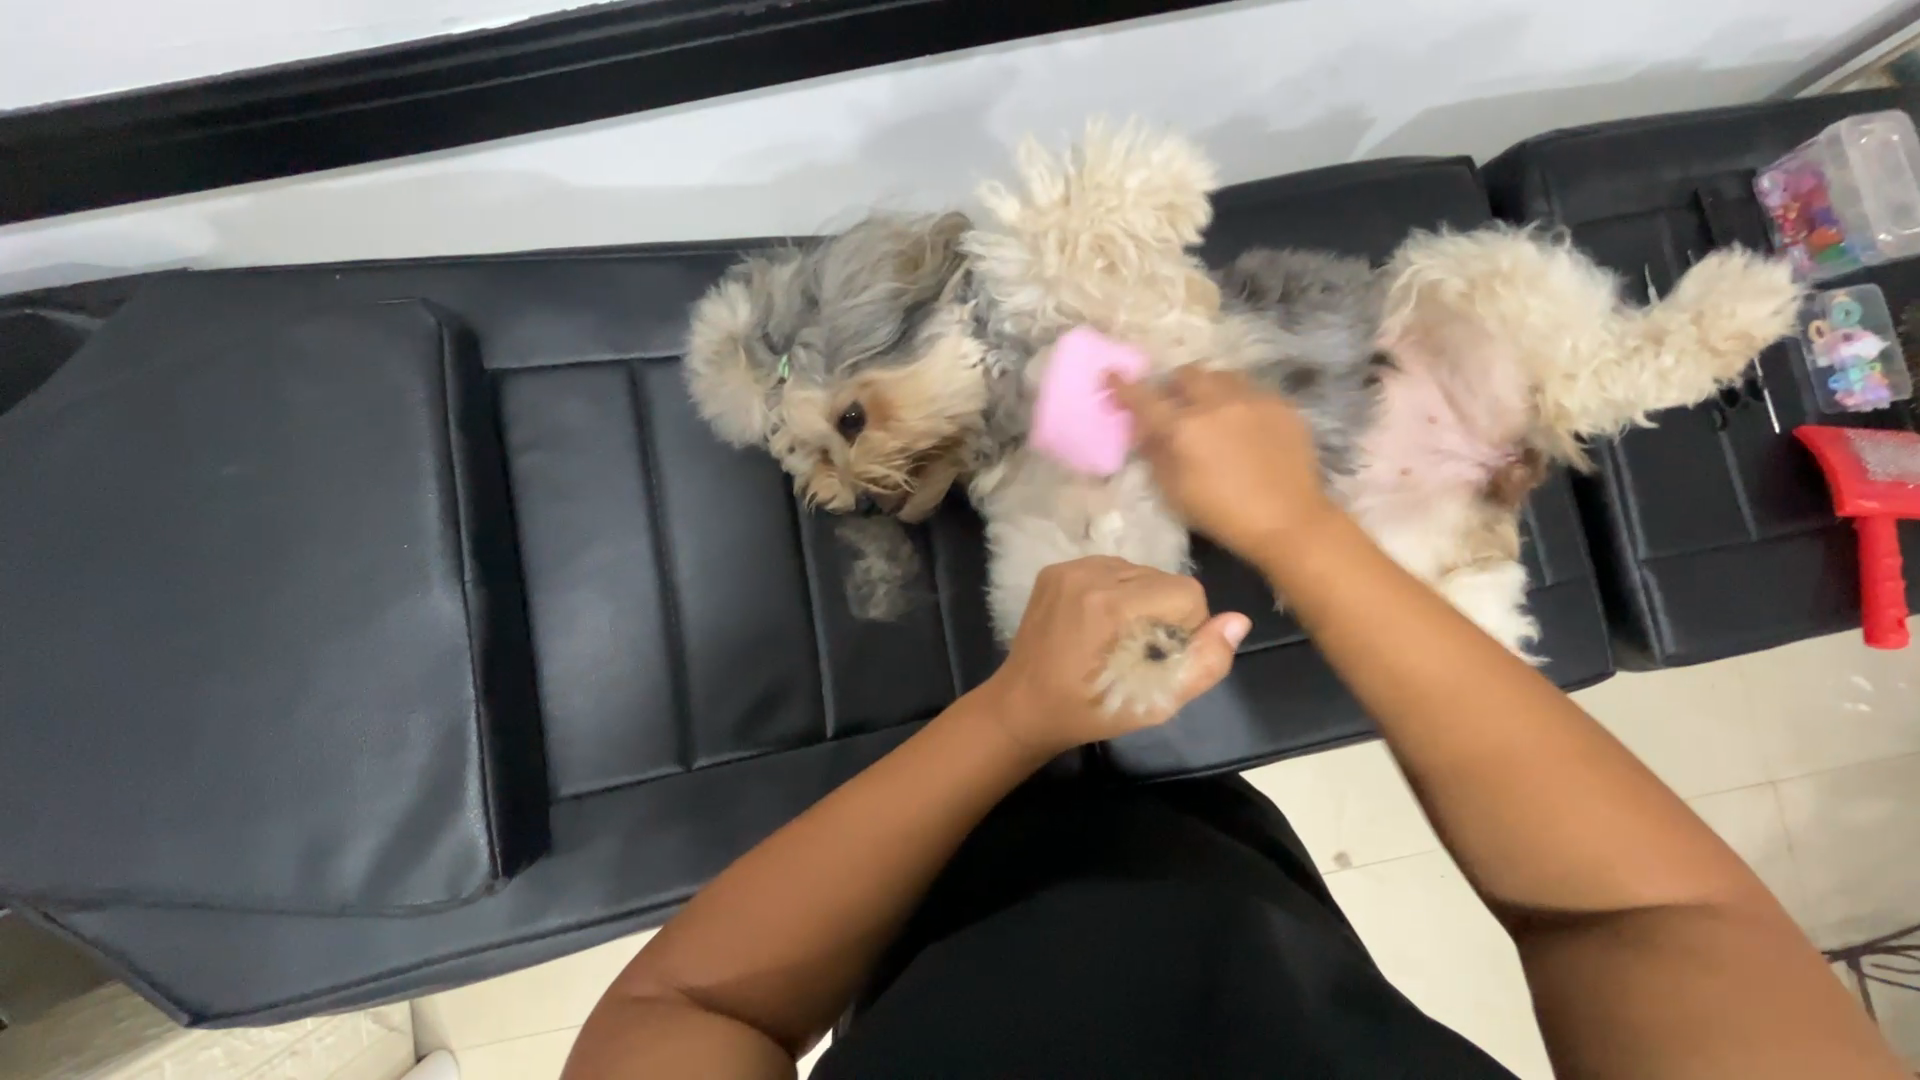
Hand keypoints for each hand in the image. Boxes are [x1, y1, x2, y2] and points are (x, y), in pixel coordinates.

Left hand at [980, 556, 1249, 755]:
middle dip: (1165, 613)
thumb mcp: (1154, 703)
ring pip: (1139, 570)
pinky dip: (1117, 592)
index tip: (1165, 656)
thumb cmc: (1089, 712)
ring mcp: (1068, 568)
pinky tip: (1101, 624)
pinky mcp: (1055, 569)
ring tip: (1120, 639)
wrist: (1022, 706)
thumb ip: (1203, 663)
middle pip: (1163, 578)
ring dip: (1143, 601)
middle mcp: (1088, 574)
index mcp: (1110, 605)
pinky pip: (1110, 568)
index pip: (1186, 592)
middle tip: (1141, 652)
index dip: (1189, 627)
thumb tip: (1238, 621)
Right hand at [1109, 367, 1338, 565]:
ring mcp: (1253, 400)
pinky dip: (1237, 399)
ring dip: (1207, 387)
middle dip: (1173, 386)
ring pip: (1221, 375)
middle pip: (1186, 374)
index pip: (1145, 398)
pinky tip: (1242, 422)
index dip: (1124, 386)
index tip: (1112, 375)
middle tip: (1173, 404)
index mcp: (1185, 428)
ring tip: (1210, 408)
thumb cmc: (1223, 515)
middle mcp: (1217, 403)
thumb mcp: (1175, 492)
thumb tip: (1144, 431)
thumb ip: (1156, 455)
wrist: (1289, 521)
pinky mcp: (1282, 406)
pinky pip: (1251, 389)